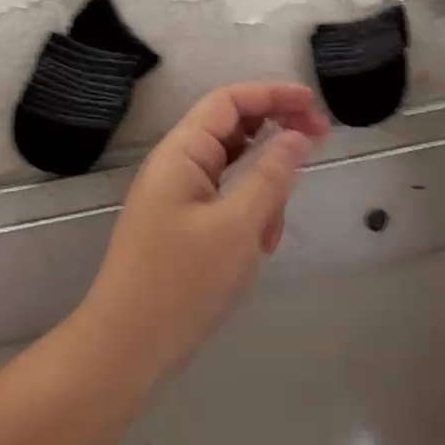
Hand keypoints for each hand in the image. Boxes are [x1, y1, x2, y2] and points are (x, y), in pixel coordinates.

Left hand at [73, 82, 331, 378]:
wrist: (125, 349)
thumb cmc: (181, 283)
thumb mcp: (238, 227)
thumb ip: (271, 176)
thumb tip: (297, 135)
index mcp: (181, 153)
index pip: (229, 101)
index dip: (273, 95)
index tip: (314, 105)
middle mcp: (176, 165)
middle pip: (231, 128)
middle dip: (275, 133)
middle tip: (319, 143)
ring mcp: (176, 196)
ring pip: (232, 168)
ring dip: (263, 185)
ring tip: (276, 226)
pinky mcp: (180, 224)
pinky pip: (224, 199)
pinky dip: (249, 211)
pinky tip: (260, 243)